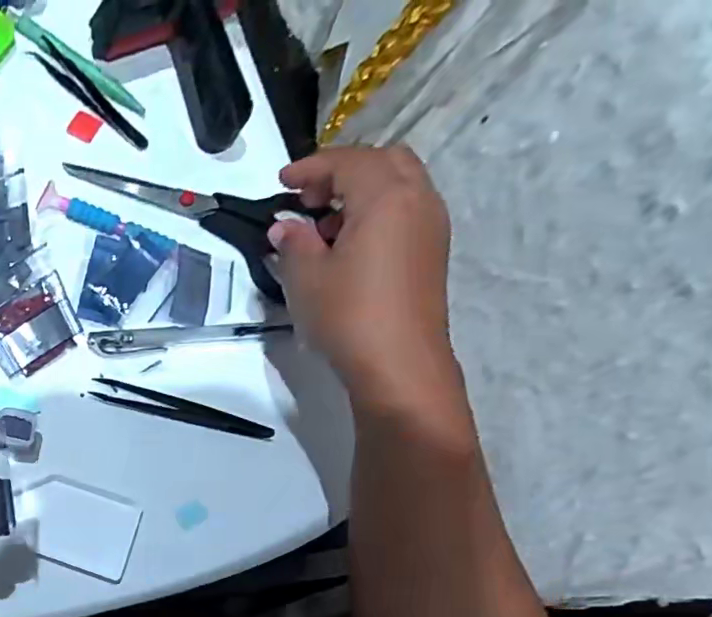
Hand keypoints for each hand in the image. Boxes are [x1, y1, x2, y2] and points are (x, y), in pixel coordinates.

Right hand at [268, 146, 467, 423]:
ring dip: (359, 192)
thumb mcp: (306, 277)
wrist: (397, 360)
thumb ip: (294, 242)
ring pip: (397, 184)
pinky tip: (346, 245)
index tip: (282, 182)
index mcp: (386, 197)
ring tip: (322, 226)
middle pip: (383, 162)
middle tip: (306, 199)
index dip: (312, 167)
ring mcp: (430, 224)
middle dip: (342, 171)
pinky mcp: (430, 250)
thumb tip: (285, 226)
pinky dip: (374, 211)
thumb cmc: (347, 314)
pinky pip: (403, 210)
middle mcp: (417, 199)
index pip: (348, 162)